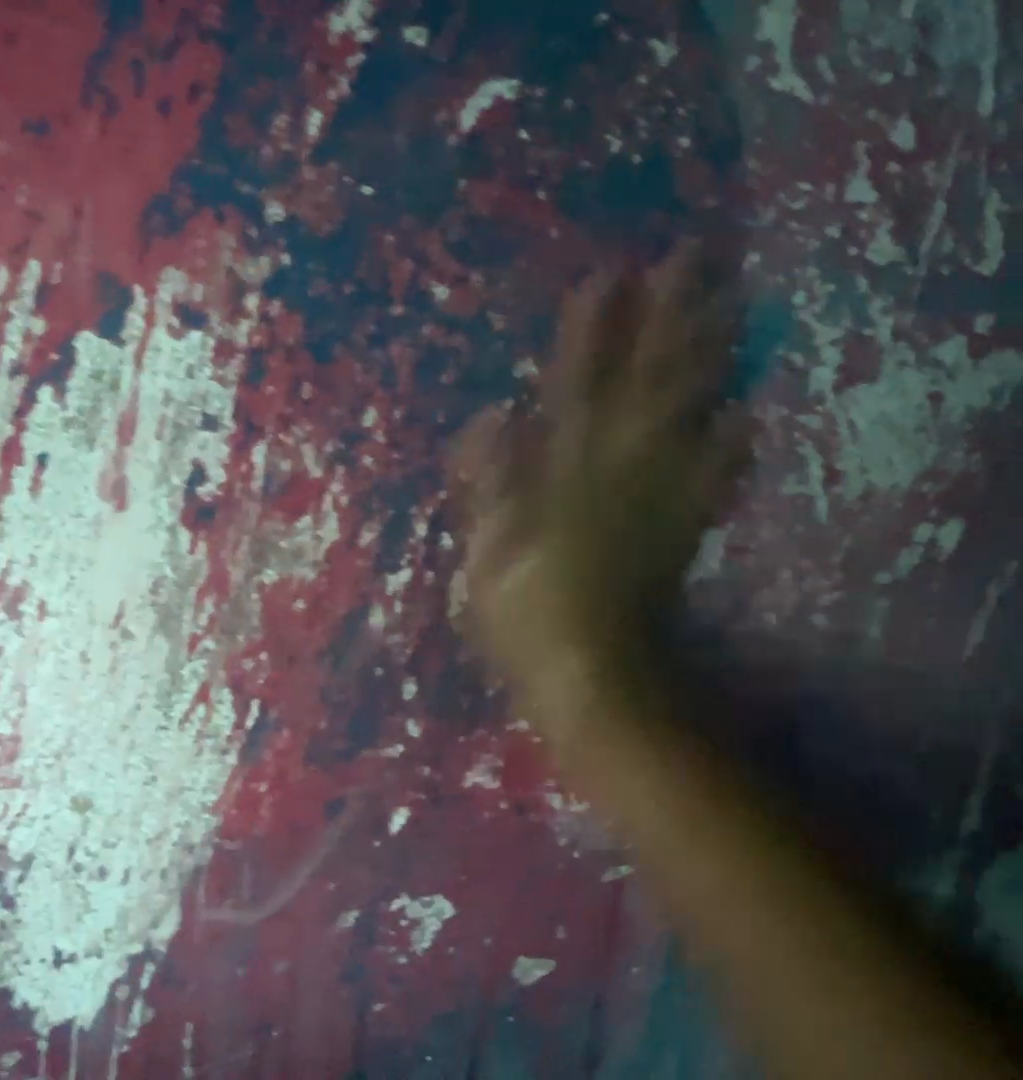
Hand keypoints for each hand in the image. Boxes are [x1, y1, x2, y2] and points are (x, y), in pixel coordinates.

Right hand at [449, 239, 753, 730]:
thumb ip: (488, 480)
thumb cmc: (522, 611)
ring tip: (727, 307)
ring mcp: (660, 497)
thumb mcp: (484, 548)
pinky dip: (732, 443)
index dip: (587, 334)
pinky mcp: (681, 527)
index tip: (602, 277)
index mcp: (564, 473)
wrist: (592, 673)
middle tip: (690, 259)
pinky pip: (715, 476)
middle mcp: (619, 471)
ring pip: (689, 413)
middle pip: (647, 383)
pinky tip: (746, 414)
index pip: (573, 388)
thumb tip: (490, 415)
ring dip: (708, 357)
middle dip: (666, 320)